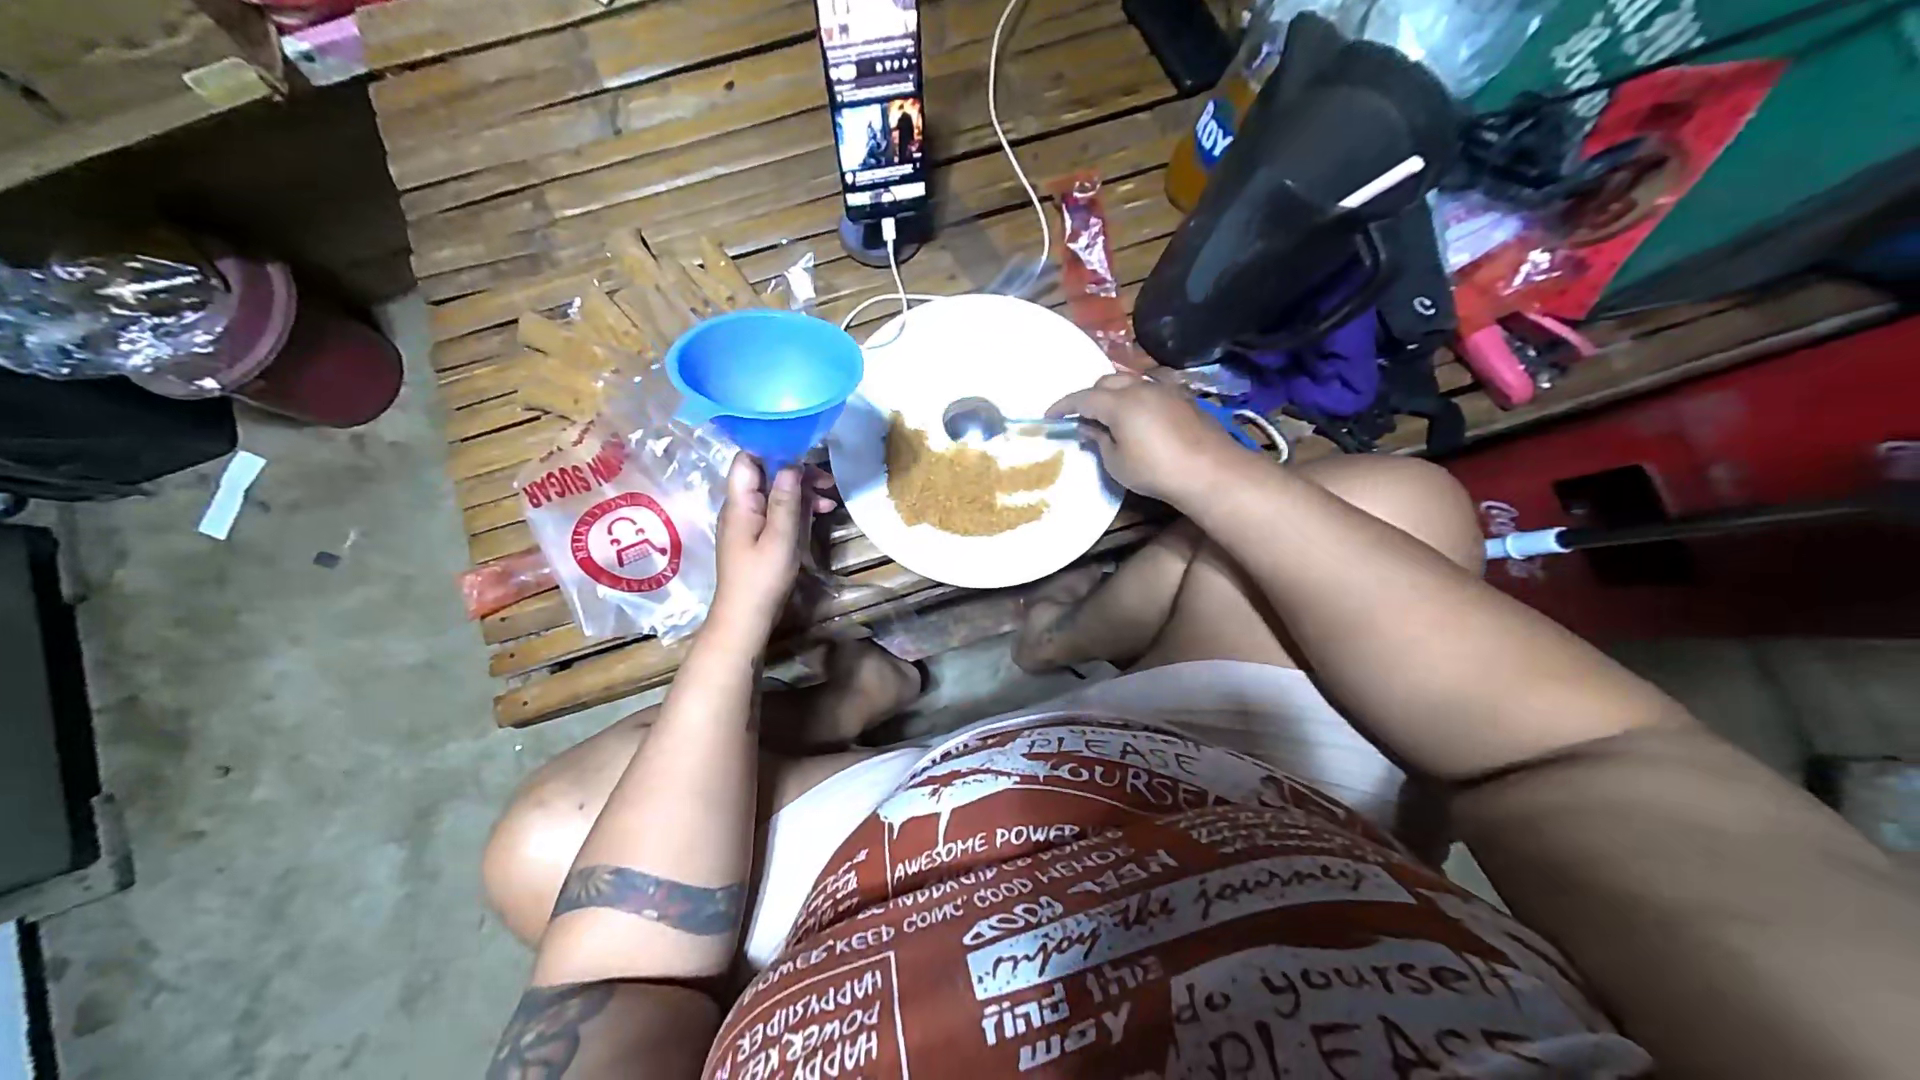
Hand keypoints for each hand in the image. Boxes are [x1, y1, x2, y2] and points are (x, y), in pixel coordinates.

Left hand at [710, 455, 835, 633]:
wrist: (745, 618)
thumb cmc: (762, 578)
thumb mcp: (780, 538)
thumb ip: (785, 501)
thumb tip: (791, 465)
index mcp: (739, 503)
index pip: (748, 459)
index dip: (774, 450)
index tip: (805, 452)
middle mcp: (740, 507)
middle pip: (765, 474)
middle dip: (796, 472)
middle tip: (827, 481)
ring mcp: (747, 522)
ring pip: (774, 493)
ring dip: (801, 491)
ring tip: (830, 499)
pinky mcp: (756, 536)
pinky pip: (776, 511)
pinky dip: (797, 509)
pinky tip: (820, 514)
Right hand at [1048, 373, 1248, 504]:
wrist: (1209, 470)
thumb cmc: (1155, 470)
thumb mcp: (1116, 462)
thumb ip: (1098, 440)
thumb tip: (1087, 427)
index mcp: (1118, 403)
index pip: (1082, 398)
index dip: (1063, 407)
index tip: (1050, 417)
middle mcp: (1140, 387)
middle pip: (1106, 382)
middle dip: (1089, 397)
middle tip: (1083, 419)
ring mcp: (1165, 390)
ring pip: (1130, 382)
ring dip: (1114, 395)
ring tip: (1110, 416)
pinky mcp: (1183, 398)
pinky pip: (1151, 389)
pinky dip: (1136, 398)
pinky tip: (1140, 417)